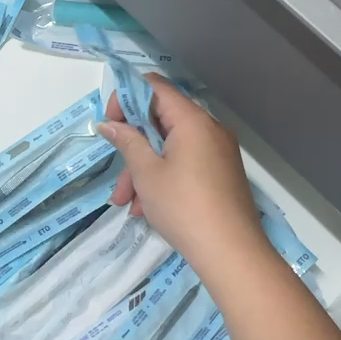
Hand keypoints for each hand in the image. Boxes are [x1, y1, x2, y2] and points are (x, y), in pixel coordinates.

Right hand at [97, 74, 263, 272]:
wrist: (232, 253)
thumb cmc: (183, 206)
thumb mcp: (146, 173)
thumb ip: (127, 141)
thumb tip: (109, 124)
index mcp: (192, 120)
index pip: (155, 87)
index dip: (127, 98)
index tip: (111, 124)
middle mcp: (209, 129)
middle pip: (161, 119)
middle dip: (132, 143)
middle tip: (114, 165)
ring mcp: (217, 153)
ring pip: (169, 147)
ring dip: (143, 168)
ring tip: (125, 201)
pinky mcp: (220, 174)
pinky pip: (184, 163)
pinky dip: (162, 177)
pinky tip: (144, 208)